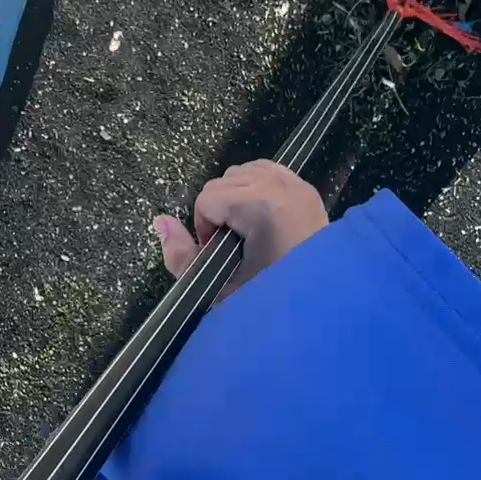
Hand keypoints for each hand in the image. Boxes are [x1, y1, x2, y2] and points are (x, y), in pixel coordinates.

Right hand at [152, 159, 328, 291]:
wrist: (319, 308)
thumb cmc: (268, 304)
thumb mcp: (217, 288)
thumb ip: (180, 257)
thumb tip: (160, 221)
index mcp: (261, 206)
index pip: (208, 198)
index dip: (205, 230)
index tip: (219, 257)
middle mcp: (282, 187)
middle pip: (223, 181)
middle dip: (220, 213)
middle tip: (232, 249)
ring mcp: (298, 186)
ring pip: (245, 172)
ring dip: (236, 198)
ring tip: (245, 234)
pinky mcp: (308, 191)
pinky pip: (270, 172)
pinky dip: (258, 189)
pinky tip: (261, 220)